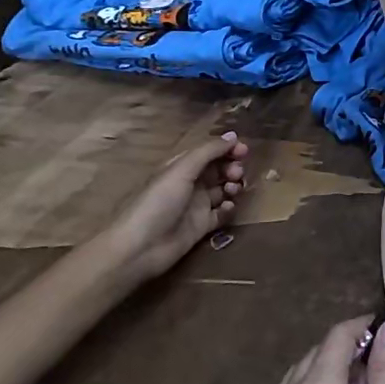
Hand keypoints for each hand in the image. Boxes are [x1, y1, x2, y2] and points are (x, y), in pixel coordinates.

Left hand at [93, 131, 248, 279]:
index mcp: (180, 166)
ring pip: (221, 190)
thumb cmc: (158, 202)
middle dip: (231, 167)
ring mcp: (195, 205)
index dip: (226, 149)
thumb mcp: (181, 170)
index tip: (244, 150)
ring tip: (232, 189)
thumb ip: (208, 152)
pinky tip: (228, 207)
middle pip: (217, 169)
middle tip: (236, 173)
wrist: (141, 247)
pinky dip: (228, 209)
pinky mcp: (201, 227)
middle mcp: (189, 183)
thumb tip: (233, 136)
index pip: (208, 151)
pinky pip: (221, 214)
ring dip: (232, 186)